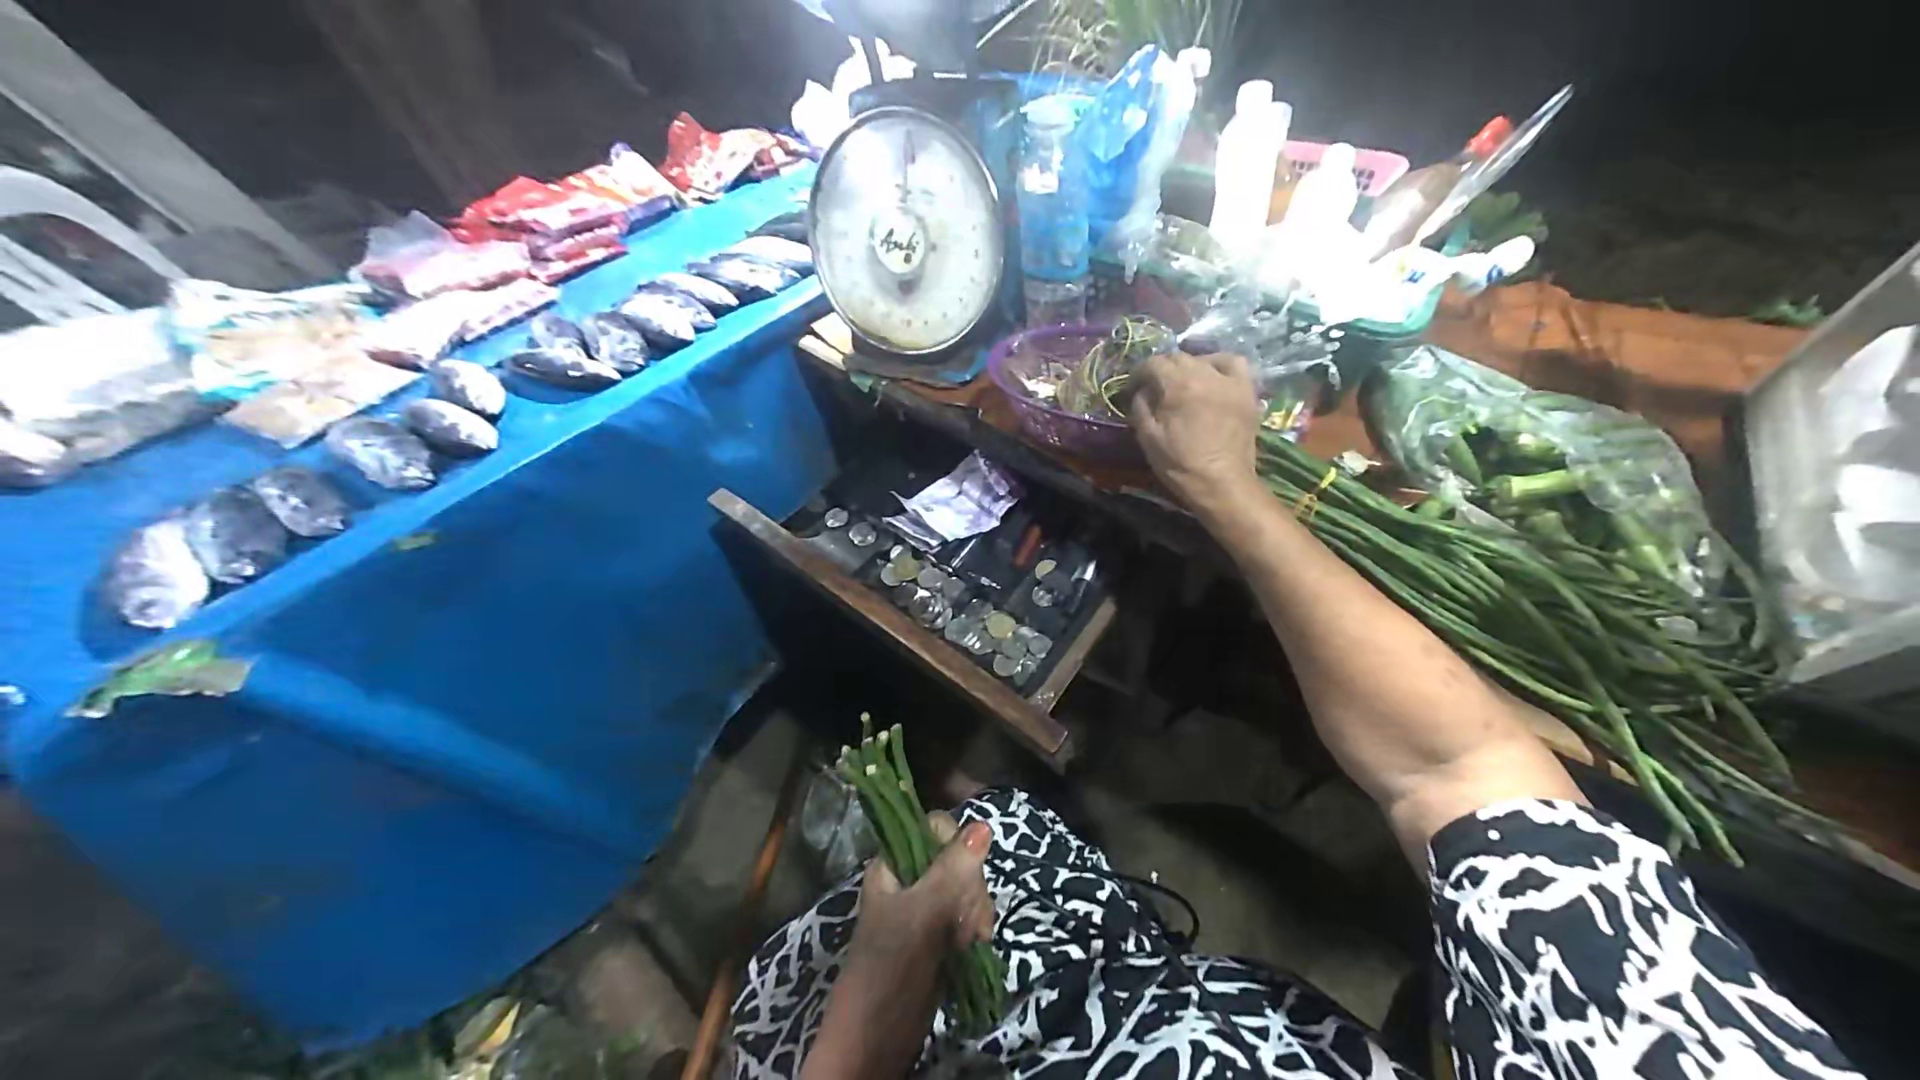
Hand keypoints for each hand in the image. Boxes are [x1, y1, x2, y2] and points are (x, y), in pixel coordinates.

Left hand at [848, 814, 993, 974]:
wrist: (875, 1037)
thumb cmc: (892, 966)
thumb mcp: (924, 912)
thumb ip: (954, 868)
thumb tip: (983, 824)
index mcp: (894, 862)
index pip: (936, 828)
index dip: (955, 847)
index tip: (963, 877)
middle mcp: (910, 877)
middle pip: (958, 858)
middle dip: (971, 889)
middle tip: (965, 921)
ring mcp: (926, 906)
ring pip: (967, 888)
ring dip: (976, 912)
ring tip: (969, 940)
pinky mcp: (939, 933)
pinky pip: (968, 914)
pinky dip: (976, 929)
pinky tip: (974, 946)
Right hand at [1132, 350, 1262, 515]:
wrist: (1221, 483)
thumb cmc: (1179, 464)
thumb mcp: (1147, 436)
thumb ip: (1140, 405)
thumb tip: (1142, 390)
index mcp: (1178, 385)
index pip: (1153, 363)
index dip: (1139, 373)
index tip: (1132, 388)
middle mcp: (1205, 374)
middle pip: (1178, 358)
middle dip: (1162, 370)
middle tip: (1154, 388)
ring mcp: (1230, 380)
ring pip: (1204, 358)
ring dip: (1189, 366)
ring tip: (1183, 382)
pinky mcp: (1247, 390)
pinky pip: (1234, 364)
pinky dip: (1220, 365)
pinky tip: (1213, 376)